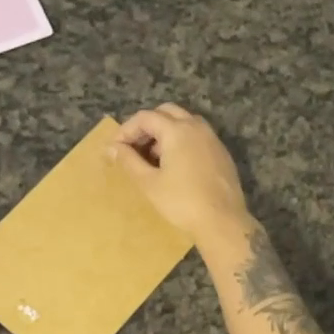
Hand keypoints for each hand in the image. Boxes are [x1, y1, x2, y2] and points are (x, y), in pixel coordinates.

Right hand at [109, 103, 251, 244]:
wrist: (222, 221)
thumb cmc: (182, 202)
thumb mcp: (149, 182)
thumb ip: (128, 160)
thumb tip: (112, 148)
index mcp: (177, 130)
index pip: (145, 117)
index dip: (126, 130)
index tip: (115, 148)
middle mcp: (197, 127)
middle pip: (166, 113)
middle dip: (146, 126)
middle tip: (133, 148)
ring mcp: (213, 139)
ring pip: (184, 122)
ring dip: (165, 132)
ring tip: (152, 158)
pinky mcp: (222, 153)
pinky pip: (197, 136)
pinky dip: (182, 141)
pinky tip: (175, 165)